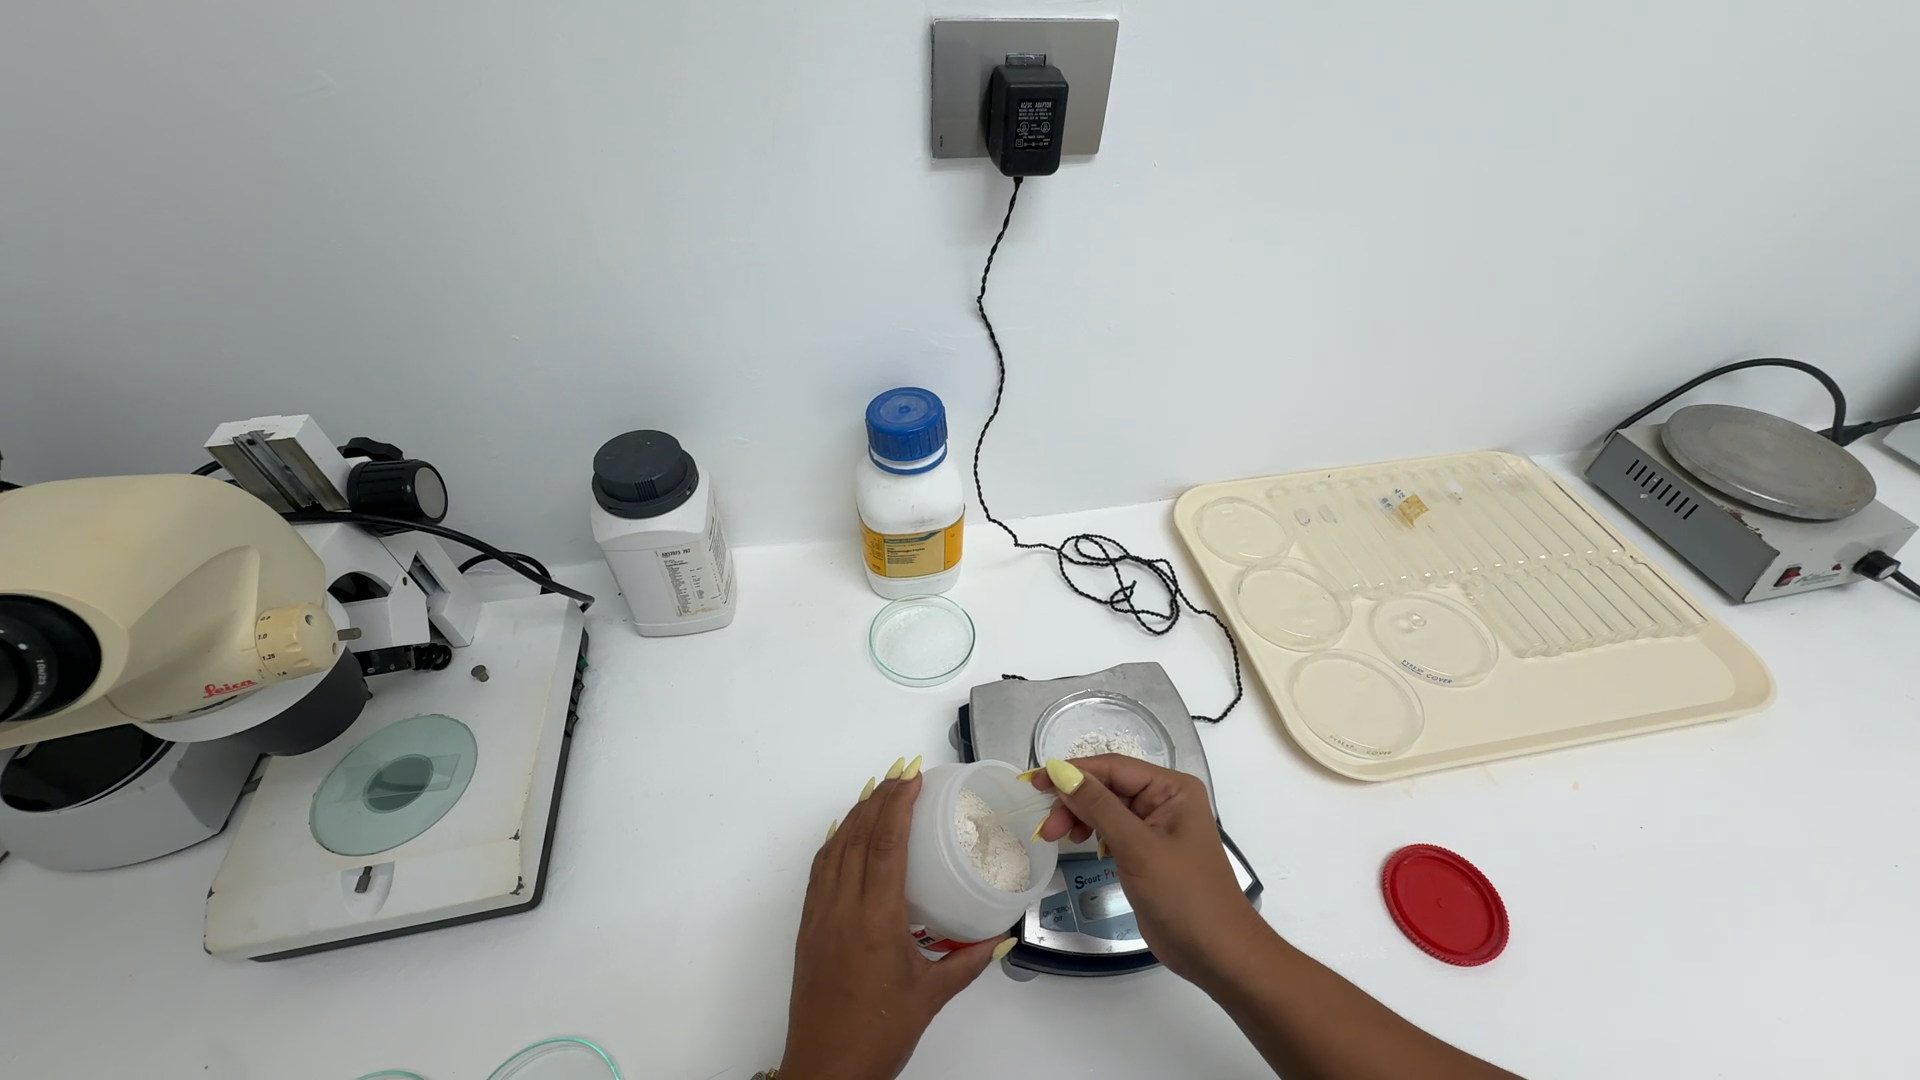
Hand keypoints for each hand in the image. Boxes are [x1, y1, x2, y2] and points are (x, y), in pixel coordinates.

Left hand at [780, 757, 1009, 1079]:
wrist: (823, 1070)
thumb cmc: (879, 1033)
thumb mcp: (930, 997)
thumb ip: (968, 962)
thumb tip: (1002, 937)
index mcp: (876, 920)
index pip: (886, 845)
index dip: (898, 805)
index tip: (912, 777)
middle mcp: (843, 908)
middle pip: (859, 836)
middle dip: (880, 798)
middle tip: (902, 772)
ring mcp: (819, 914)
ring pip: (835, 847)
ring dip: (856, 813)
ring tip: (878, 790)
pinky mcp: (807, 925)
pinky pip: (820, 868)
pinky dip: (835, 840)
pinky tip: (847, 831)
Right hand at [1029, 755, 1266, 982]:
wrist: (1218, 955)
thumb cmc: (1184, 896)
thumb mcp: (1137, 847)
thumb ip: (1098, 806)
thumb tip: (1060, 770)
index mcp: (1172, 788)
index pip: (1113, 767)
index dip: (1073, 772)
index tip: (1036, 783)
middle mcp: (1164, 800)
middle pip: (1107, 786)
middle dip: (1074, 801)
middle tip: (1047, 827)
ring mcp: (1155, 826)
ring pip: (1105, 807)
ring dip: (1079, 817)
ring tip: (1056, 837)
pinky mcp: (1146, 851)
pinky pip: (1111, 829)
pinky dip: (1091, 833)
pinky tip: (1078, 843)